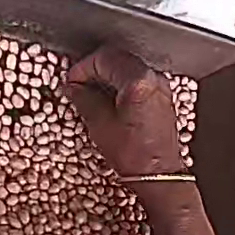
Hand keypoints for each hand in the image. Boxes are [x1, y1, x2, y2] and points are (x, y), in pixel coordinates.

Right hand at [62, 46, 184, 178]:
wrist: (158, 175)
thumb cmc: (134, 155)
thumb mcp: (100, 124)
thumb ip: (84, 98)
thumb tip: (74, 87)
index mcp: (138, 81)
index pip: (104, 58)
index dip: (83, 67)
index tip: (71, 80)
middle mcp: (153, 78)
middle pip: (118, 59)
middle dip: (94, 69)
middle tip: (78, 84)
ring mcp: (161, 87)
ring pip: (128, 68)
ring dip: (108, 76)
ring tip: (91, 93)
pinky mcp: (162, 98)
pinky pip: (138, 80)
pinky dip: (121, 84)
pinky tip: (109, 100)